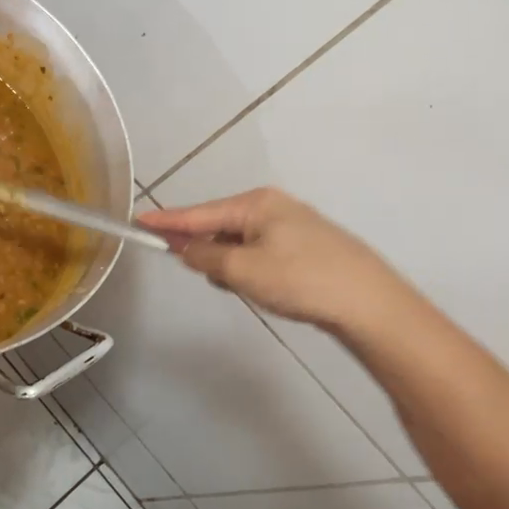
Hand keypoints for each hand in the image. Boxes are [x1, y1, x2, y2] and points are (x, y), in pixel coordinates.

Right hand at [137, 187, 414, 331]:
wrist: (371, 304)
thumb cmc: (300, 280)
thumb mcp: (241, 270)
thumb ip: (204, 256)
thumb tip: (186, 249)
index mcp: (255, 204)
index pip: (197, 213)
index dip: (166, 221)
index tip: (137, 221)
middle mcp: (273, 206)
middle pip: (218, 225)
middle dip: (205, 249)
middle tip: (209, 276)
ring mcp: (293, 226)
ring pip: (238, 242)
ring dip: (229, 263)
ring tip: (246, 288)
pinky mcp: (306, 247)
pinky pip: (258, 252)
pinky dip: (249, 268)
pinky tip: (264, 288)